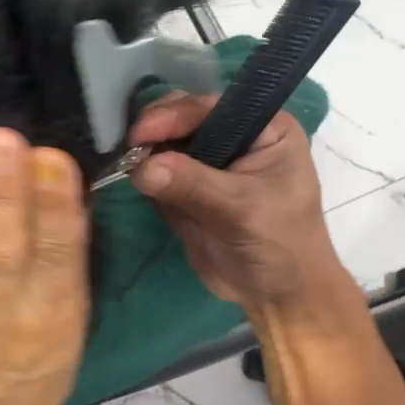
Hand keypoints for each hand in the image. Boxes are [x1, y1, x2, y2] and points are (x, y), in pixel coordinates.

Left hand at [0, 128, 89, 404]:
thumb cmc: (37, 356)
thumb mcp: (70, 315)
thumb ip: (63, 257)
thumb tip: (55, 178)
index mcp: (55, 311)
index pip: (58, 252)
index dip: (54, 205)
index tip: (48, 157)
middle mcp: (6, 315)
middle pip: (5, 251)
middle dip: (3, 197)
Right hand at [127, 94, 342, 310]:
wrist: (277, 295)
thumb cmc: (279, 244)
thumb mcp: (241, 209)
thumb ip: (193, 184)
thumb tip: (141, 168)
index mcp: (262, 129)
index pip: (209, 108)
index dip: (173, 116)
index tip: (140, 134)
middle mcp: (232, 139)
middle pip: (181, 120)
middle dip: (154, 132)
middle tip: (129, 150)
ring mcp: (206, 164)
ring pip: (163, 146)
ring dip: (142, 154)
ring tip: (125, 165)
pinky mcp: (185, 190)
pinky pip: (155, 175)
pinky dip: (141, 178)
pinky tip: (133, 182)